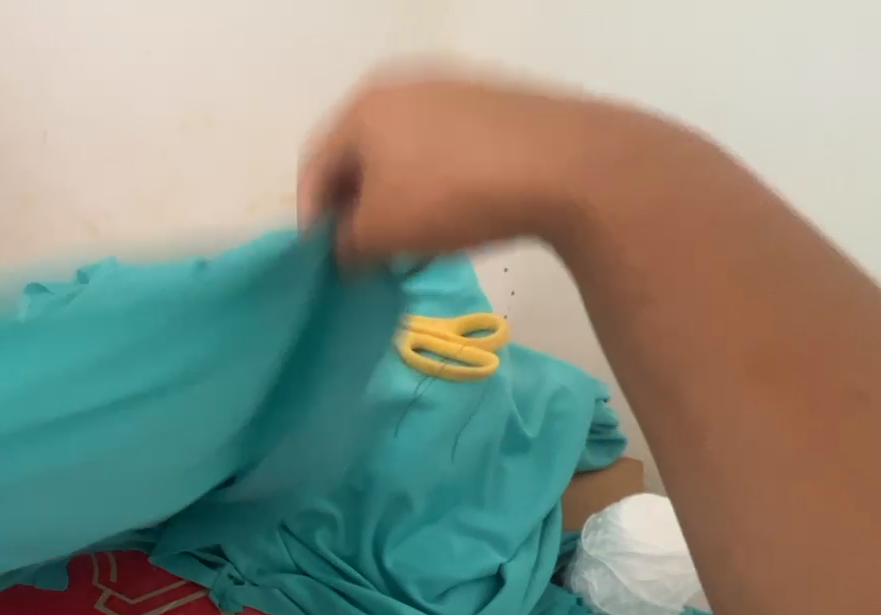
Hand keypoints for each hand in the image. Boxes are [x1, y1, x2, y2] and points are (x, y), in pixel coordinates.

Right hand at [297, 71, 704, 258]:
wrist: (569, 166)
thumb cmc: (448, 196)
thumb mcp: (374, 236)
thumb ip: (339, 247)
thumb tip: (341, 252)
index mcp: (362, 108)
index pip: (313, 172)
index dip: (310, 223)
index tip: (321, 262)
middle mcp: (401, 87)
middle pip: (355, 161)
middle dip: (351, 212)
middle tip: (358, 255)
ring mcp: (450, 89)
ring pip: (396, 159)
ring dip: (389, 204)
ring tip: (400, 245)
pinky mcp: (490, 104)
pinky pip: (436, 152)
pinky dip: (426, 188)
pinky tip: (441, 222)